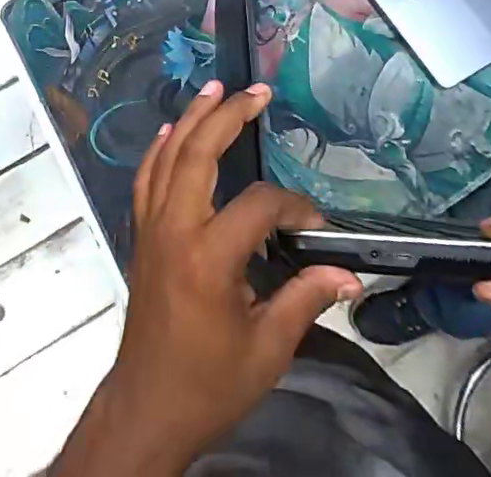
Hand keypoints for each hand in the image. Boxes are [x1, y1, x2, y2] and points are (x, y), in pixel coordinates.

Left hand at [52, 82, 362, 474]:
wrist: (148, 402)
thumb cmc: (209, 381)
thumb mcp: (267, 349)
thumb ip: (305, 299)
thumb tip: (348, 272)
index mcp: (208, 257)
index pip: (256, 205)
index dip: (292, 207)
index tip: (315, 225)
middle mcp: (174, 228)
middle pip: (197, 155)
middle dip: (227, 117)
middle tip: (255, 91)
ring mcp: (151, 227)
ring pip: (168, 157)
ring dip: (191, 119)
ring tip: (214, 88)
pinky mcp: (142, 233)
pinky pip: (147, 178)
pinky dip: (160, 149)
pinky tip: (172, 130)